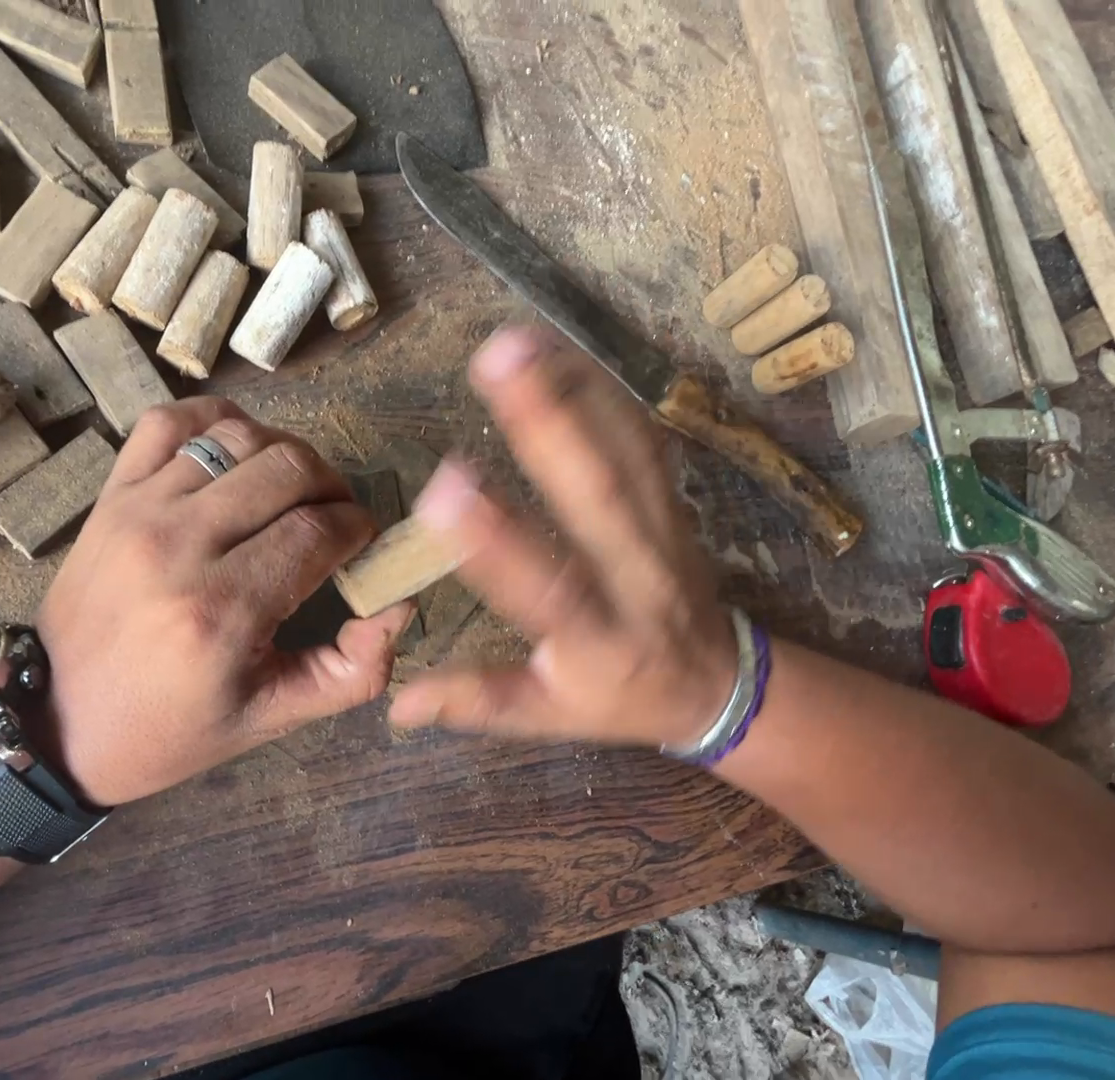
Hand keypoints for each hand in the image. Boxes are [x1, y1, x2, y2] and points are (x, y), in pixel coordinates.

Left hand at [35, 398, 414, 804]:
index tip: (363, 543)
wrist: (53, 723)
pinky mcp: (111, 494)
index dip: (359, 528)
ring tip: (293, 490)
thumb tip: (399, 604)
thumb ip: (351, 670)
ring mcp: (138, 510)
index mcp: (222, 612)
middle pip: (288, 470)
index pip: (319, 531)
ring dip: (284, 454)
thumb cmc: (170, 729)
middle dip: (333, 486)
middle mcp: (179, 546)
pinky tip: (236, 454)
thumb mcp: (270, 718)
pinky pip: (170, 422)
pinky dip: (215, 421)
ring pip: (238, 436)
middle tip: (337, 516)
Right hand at [388, 326, 736, 749]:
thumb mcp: (550, 715)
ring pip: (627, 451)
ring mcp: (664, 528)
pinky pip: (644, 437)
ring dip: (575, 388)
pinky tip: (562, 348)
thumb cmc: (622, 698)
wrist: (717, 680)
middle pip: (602, 496)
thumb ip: (478, 703)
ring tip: (520, 339)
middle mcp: (639, 574)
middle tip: (498, 363)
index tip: (445, 490)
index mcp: (600, 637)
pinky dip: (604, 389)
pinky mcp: (672, 499)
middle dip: (549, 425)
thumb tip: (397, 704)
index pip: (548, 590)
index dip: (497, 543)